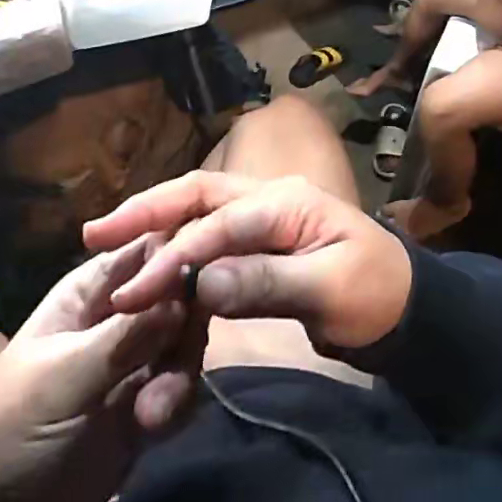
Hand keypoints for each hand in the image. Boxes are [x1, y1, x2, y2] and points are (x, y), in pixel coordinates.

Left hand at [0, 235, 201, 501]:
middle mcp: (122, 314)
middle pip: (180, 293)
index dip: (180, 253)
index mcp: (92, 289)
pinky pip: (184, 387)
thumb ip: (124, 335)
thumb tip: (184, 289)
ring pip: (186, 341)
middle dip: (184, 327)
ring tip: (152, 415)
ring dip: (178, 374)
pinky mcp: (148, 403)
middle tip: (175, 361)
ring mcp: (137, 359)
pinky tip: (153, 430)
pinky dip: (177, 405)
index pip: (148, 248)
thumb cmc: (7, 432)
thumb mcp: (61, 379)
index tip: (204, 279)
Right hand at [85, 172, 412, 350]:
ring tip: (108, 240)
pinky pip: (210, 235)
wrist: (405, 308)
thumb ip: (267, 283)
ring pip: (200, 210)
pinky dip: (177, 244)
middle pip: (199, 193)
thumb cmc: (376, 294)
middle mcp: (269, 197)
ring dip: (156, 223)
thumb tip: (200, 281)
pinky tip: (151, 259)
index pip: (219, 223)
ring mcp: (264, 218)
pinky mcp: (261, 242)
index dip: (174, 254)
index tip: (132, 291)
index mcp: (287, 201)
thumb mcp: (331, 289)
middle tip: (96, 231)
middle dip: (148, 209)